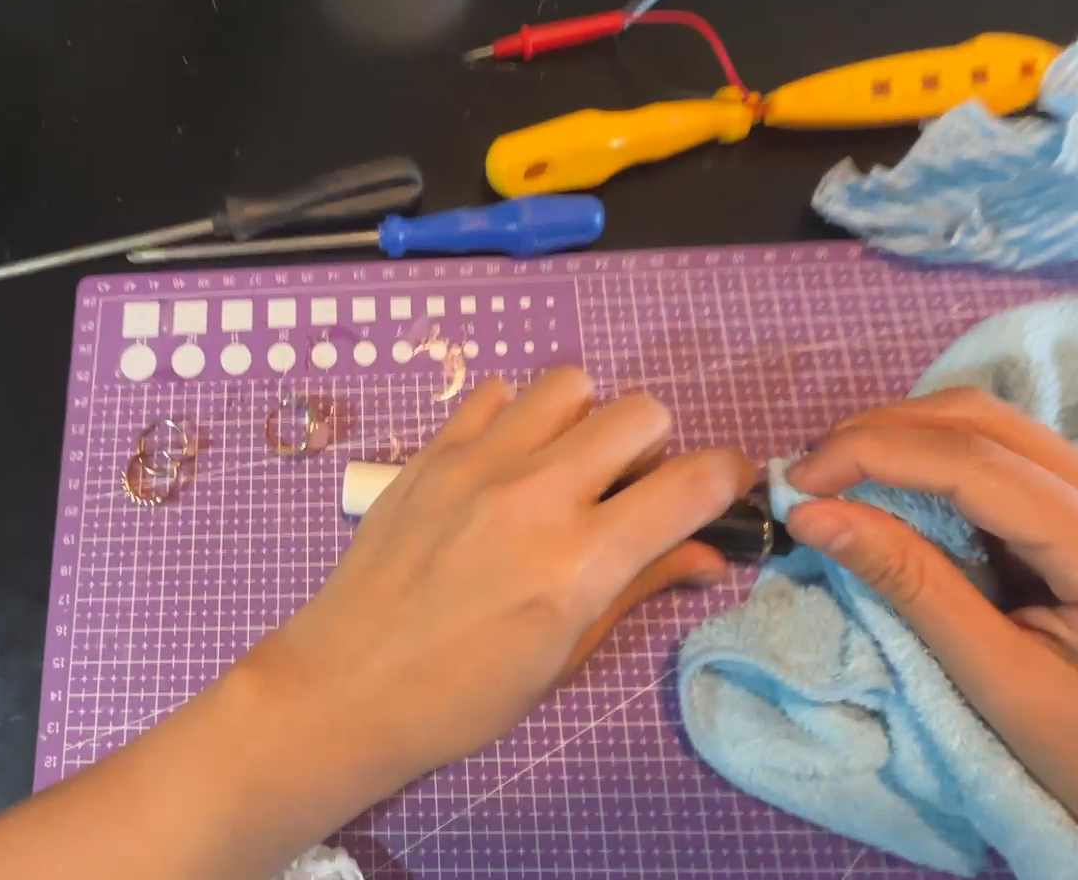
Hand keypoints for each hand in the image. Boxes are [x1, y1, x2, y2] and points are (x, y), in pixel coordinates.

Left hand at [241, 368, 751, 803]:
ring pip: (566, 384)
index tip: (727, 482)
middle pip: (638, 411)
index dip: (728, 475)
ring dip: (585, 416)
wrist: (350, 679)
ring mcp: (478, 461)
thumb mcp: (565, 656)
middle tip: (630, 482)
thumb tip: (709, 554)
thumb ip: (638, 587)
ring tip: (564, 461)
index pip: (690, 484)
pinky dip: (515, 415)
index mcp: (582, 559)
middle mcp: (537, 492)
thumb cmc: (465, 693)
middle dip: (656, 441)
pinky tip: (502, 457)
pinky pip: (492, 394)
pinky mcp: (432, 450)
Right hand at [784, 389, 1077, 879]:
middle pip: (986, 421)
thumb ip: (908, 584)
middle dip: (881, 432)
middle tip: (811, 476)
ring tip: (842, 479)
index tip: (796, 483)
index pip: (976, 462)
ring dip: (906, 438)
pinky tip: (900, 495)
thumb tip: (810, 514)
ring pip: (998, 428)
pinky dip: (937, 463)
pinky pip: (1012, 462)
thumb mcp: (1002, 685)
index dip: (872, 454)